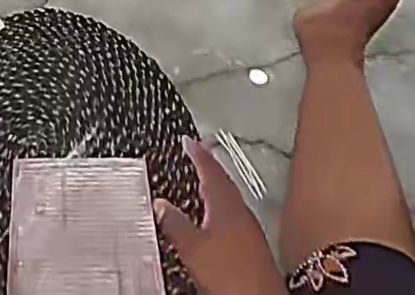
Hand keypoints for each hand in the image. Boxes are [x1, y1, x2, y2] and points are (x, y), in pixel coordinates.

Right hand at [155, 139, 286, 294]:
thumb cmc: (231, 275)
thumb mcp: (193, 248)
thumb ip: (175, 223)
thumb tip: (160, 205)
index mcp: (224, 202)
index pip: (210, 168)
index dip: (198, 152)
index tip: (189, 140)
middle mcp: (239, 209)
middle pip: (223, 178)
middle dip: (208, 165)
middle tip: (197, 153)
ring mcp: (249, 226)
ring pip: (230, 195)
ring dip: (216, 185)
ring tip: (205, 181)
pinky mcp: (253, 243)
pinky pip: (235, 212)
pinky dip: (223, 204)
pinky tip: (217, 219)